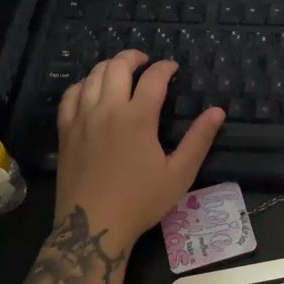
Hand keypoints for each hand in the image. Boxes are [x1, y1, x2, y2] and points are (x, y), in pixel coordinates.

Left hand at [55, 50, 224, 250]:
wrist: (93, 226)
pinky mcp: (66, 131)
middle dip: (134, 57)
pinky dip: (82, 85)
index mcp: (138, 117)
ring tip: (121, 71)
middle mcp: (108, 109)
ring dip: (109, 67)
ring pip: (92, 76)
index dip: (165, 67)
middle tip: (145, 61)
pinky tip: (90, 89)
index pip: (154, 78)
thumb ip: (199, 140)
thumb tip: (217, 112)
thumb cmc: (140, 201)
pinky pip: (70, 96)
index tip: (173, 68)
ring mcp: (83, 118)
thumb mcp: (179, 174)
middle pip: (118, 66)